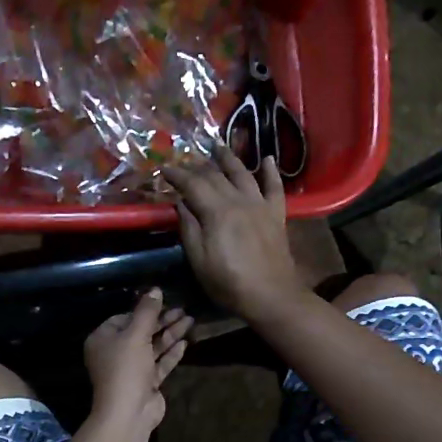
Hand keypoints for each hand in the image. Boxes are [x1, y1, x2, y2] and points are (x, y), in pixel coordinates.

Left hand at [83, 288, 193, 432]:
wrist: (128, 412)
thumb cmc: (126, 368)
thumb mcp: (135, 334)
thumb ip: (147, 311)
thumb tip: (155, 289)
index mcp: (103, 339)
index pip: (123, 318)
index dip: (144, 311)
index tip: (163, 303)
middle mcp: (115, 353)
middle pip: (141, 332)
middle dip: (162, 321)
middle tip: (183, 310)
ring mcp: (131, 369)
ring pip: (152, 347)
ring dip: (170, 334)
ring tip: (190, 321)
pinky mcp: (146, 383)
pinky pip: (159, 364)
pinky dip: (170, 353)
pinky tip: (185, 343)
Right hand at [165, 148, 306, 319]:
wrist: (271, 295)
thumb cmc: (229, 283)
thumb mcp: (199, 260)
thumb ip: (189, 228)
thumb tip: (181, 202)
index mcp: (217, 211)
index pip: (193, 184)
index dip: (177, 175)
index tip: (164, 169)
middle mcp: (239, 200)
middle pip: (216, 176)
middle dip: (198, 166)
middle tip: (186, 161)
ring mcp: (260, 205)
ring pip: (243, 174)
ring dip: (229, 158)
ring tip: (219, 146)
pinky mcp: (276, 215)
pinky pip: (275, 187)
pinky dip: (271, 172)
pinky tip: (268, 159)